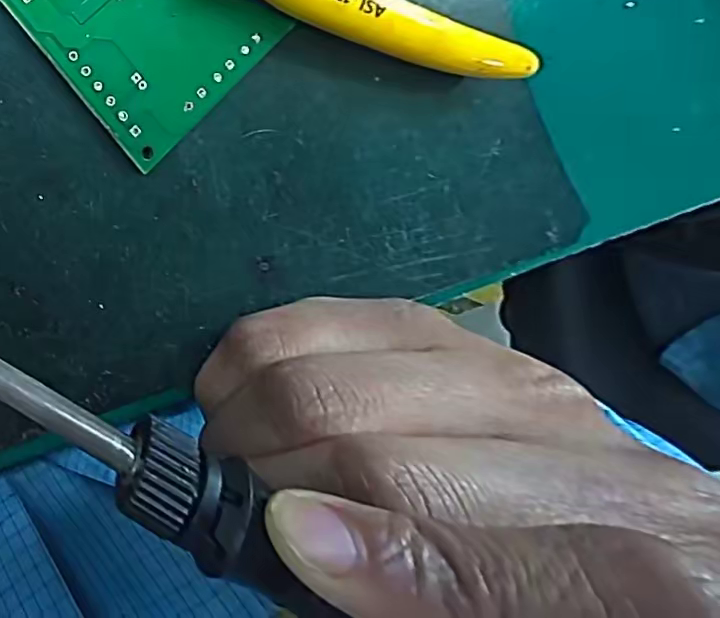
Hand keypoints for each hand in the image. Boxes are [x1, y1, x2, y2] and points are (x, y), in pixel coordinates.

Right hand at [197, 297, 719, 615]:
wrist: (567, 518)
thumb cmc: (526, 580)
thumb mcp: (502, 617)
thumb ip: (431, 593)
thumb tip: (293, 530)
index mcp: (670, 586)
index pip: (536, 570)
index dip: (400, 558)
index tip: (285, 535)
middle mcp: (599, 462)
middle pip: (384, 460)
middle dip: (270, 474)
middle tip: (240, 496)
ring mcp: (506, 372)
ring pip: (317, 374)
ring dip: (241, 413)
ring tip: (238, 446)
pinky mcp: (425, 323)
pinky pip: (296, 319)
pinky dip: (242, 361)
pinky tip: (247, 397)